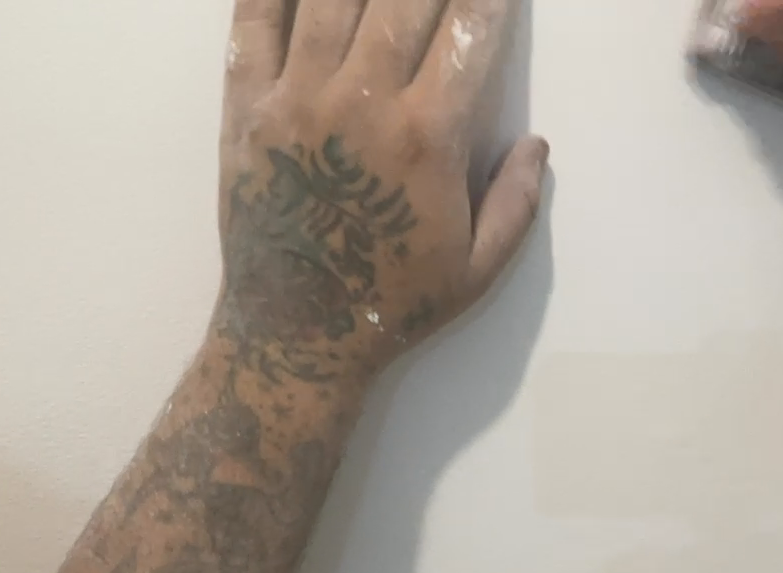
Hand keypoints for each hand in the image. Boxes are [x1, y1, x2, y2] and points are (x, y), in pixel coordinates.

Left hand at [218, 0, 547, 384]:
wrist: (298, 332)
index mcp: (427, 139)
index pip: (469, 33)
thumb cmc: (393, 304)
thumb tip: (536, 144)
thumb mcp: (475, 274)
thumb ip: (515, 206)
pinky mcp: (245, 105)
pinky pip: (254, 17)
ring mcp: (296, 96)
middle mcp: (362, 100)